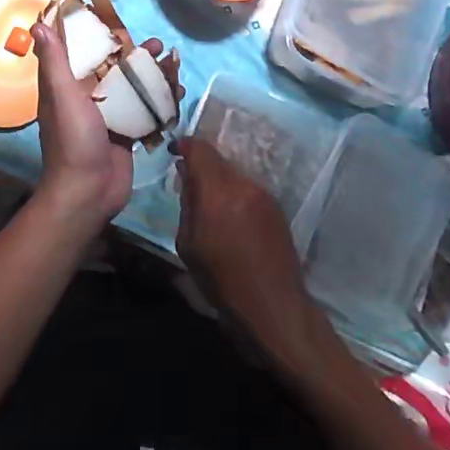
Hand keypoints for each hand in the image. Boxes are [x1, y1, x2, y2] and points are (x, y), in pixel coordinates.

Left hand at [30, 22, 154, 221]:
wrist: (90, 191)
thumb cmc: (73, 141)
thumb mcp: (63, 96)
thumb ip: (55, 62)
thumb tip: (37, 26)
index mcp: (65, 86)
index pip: (77, 52)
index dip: (93, 33)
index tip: (113, 17)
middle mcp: (85, 97)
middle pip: (112, 67)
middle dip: (135, 53)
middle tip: (158, 44)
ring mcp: (108, 115)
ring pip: (132, 86)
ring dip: (152, 74)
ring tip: (173, 65)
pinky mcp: (126, 132)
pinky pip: (145, 110)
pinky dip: (161, 100)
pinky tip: (178, 93)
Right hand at [174, 138, 313, 351]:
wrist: (272, 305)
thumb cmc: (221, 280)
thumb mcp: (188, 244)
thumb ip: (187, 204)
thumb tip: (187, 177)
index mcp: (217, 193)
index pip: (200, 149)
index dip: (185, 145)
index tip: (174, 151)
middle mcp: (243, 185)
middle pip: (218, 160)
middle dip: (200, 165)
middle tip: (187, 181)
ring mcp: (263, 195)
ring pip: (234, 174)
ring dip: (219, 181)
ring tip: (209, 204)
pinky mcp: (276, 207)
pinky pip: (248, 189)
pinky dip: (234, 193)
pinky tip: (230, 217)